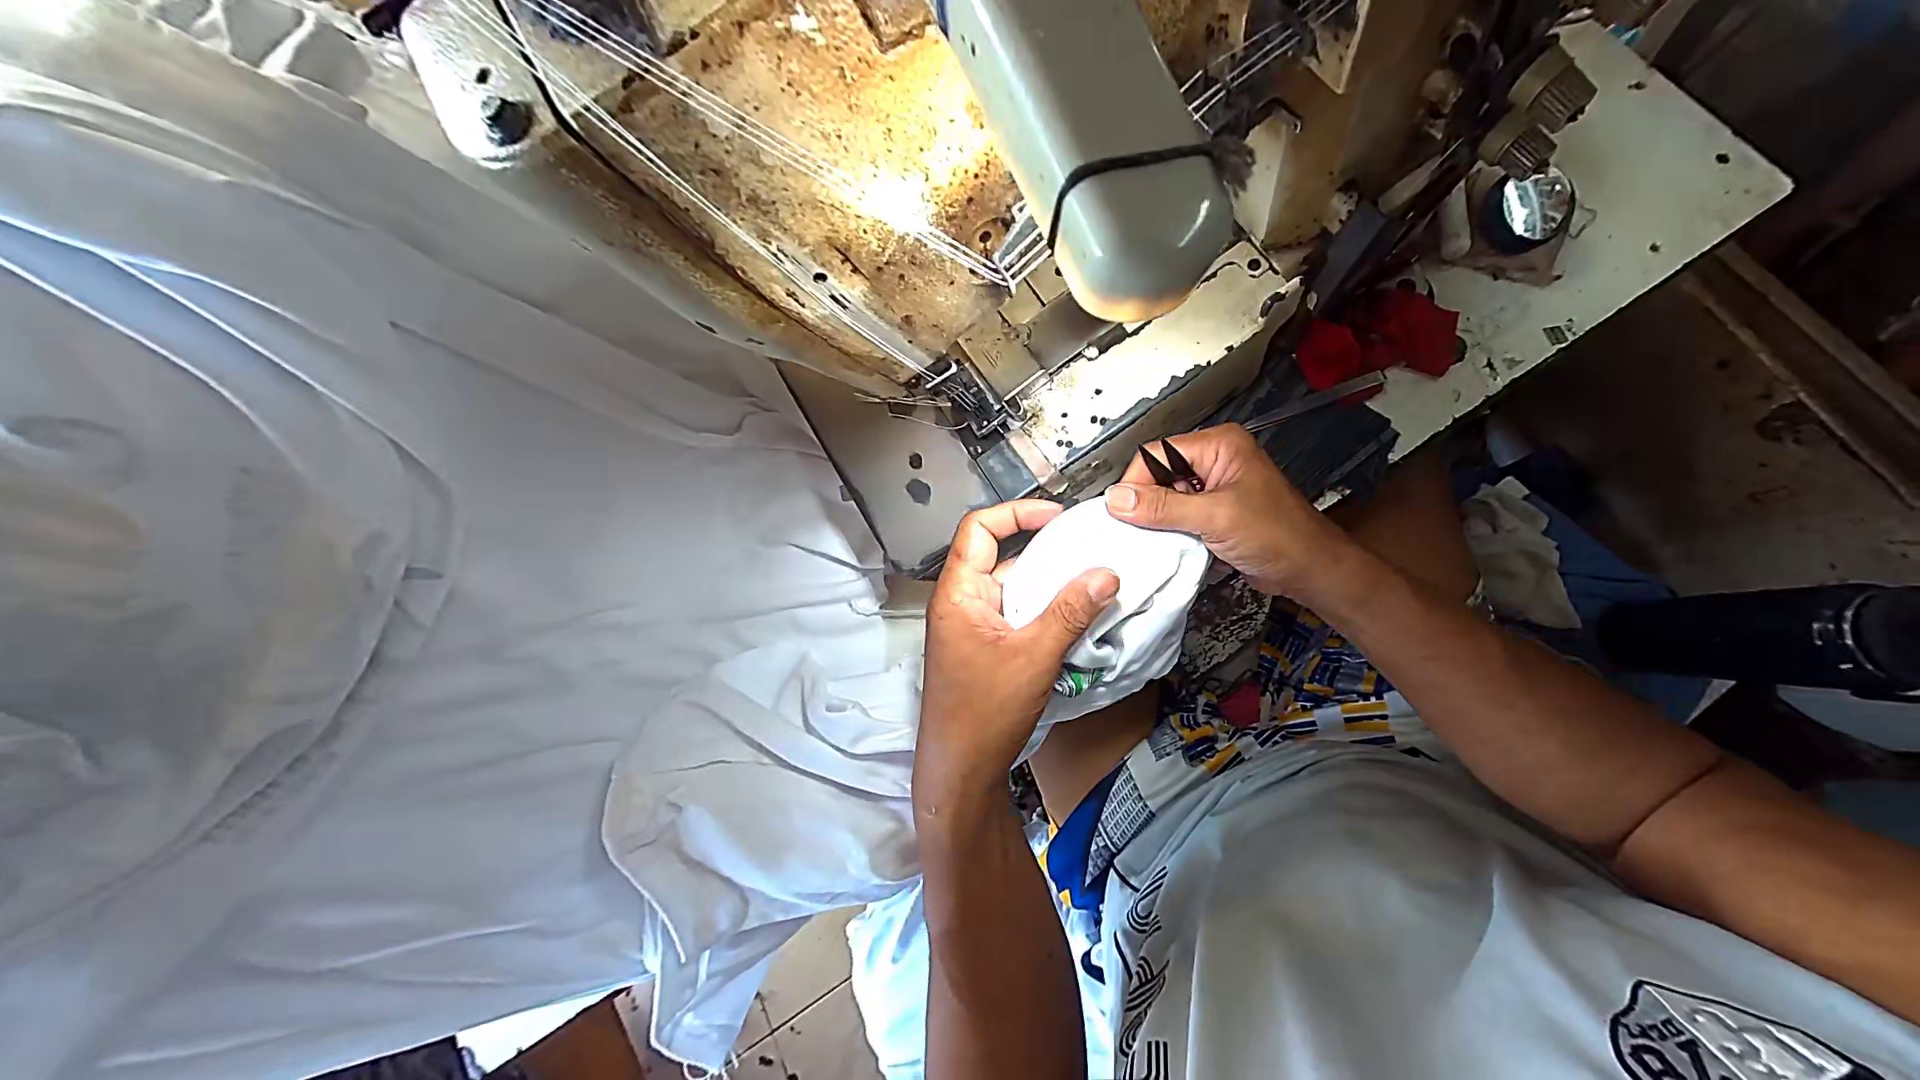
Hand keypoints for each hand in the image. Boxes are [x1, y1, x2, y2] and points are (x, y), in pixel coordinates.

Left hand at [916, 500, 1119, 815]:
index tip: (1055, 516)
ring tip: (1090, 582)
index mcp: (958, 593)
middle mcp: (962, 604)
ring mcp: (973, 628)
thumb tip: (1106, 574)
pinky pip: (1017, 616)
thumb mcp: (1033, 656)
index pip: (979, 529)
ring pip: (1014, 590)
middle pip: (1001, 557)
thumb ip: (1070, 612)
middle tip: (1086, 551)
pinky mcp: (986, 649)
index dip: (1016, 512)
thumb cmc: (983, 713)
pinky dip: (1044, 611)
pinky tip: (1076, 618)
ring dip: (1048, 586)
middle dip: (1044, 552)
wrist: (961, 770)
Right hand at [1105, 424, 1352, 598]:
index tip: (1122, 509)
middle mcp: (1214, 461)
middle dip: (1146, 502)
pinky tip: (1171, 543)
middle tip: (1140, 527)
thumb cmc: (1282, 535)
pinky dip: (1168, 531)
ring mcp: (1212, 488)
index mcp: (1219, 445)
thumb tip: (1118, 499)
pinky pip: (1176, 516)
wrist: (1309, 570)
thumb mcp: (1214, 516)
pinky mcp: (1211, 512)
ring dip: (1157, 519)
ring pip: (1164, 498)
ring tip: (1162, 536)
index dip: (1136, 481)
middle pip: (1157, 475)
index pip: (1156, 453)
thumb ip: (1162, 507)